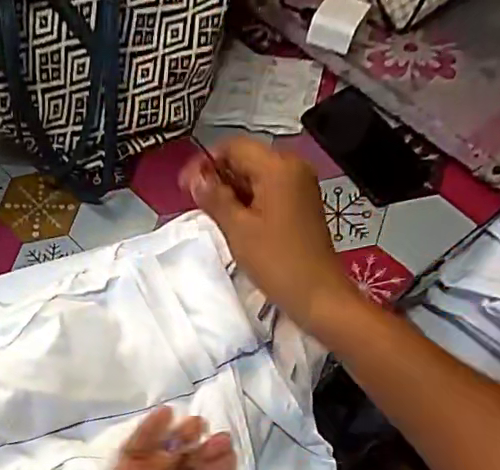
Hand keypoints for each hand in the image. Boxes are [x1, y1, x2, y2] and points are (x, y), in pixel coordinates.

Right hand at [179, 138, 358, 333]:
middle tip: (194, 202)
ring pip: (256, 176)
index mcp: (277, 167)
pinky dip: (248, 200)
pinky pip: (268, 191)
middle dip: (218, 176)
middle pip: (246, 159)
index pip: (234, 147)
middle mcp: (292, 167)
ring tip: (212, 215)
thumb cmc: (276, 262)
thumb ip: (215, 199)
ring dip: (231, 190)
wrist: (315, 292)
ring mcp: (299, 185)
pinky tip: (234, 221)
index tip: (184, 187)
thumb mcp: (238, 230)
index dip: (205, 162)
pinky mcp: (300, 203)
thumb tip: (195, 178)